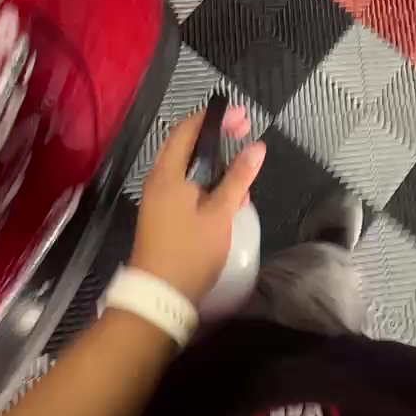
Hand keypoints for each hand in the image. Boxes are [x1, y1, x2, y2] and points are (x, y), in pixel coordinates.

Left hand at [129, 106, 265, 303]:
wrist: (158, 298)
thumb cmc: (190, 252)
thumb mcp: (220, 214)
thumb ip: (238, 177)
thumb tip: (257, 146)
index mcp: (168, 174)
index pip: (188, 128)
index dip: (215, 117)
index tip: (243, 118)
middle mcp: (158, 179)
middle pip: (185, 142)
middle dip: (215, 133)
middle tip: (243, 131)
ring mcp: (157, 196)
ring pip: (186, 163)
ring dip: (213, 158)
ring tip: (241, 168)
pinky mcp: (162, 212)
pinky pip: (184, 181)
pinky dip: (205, 177)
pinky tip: (227, 194)